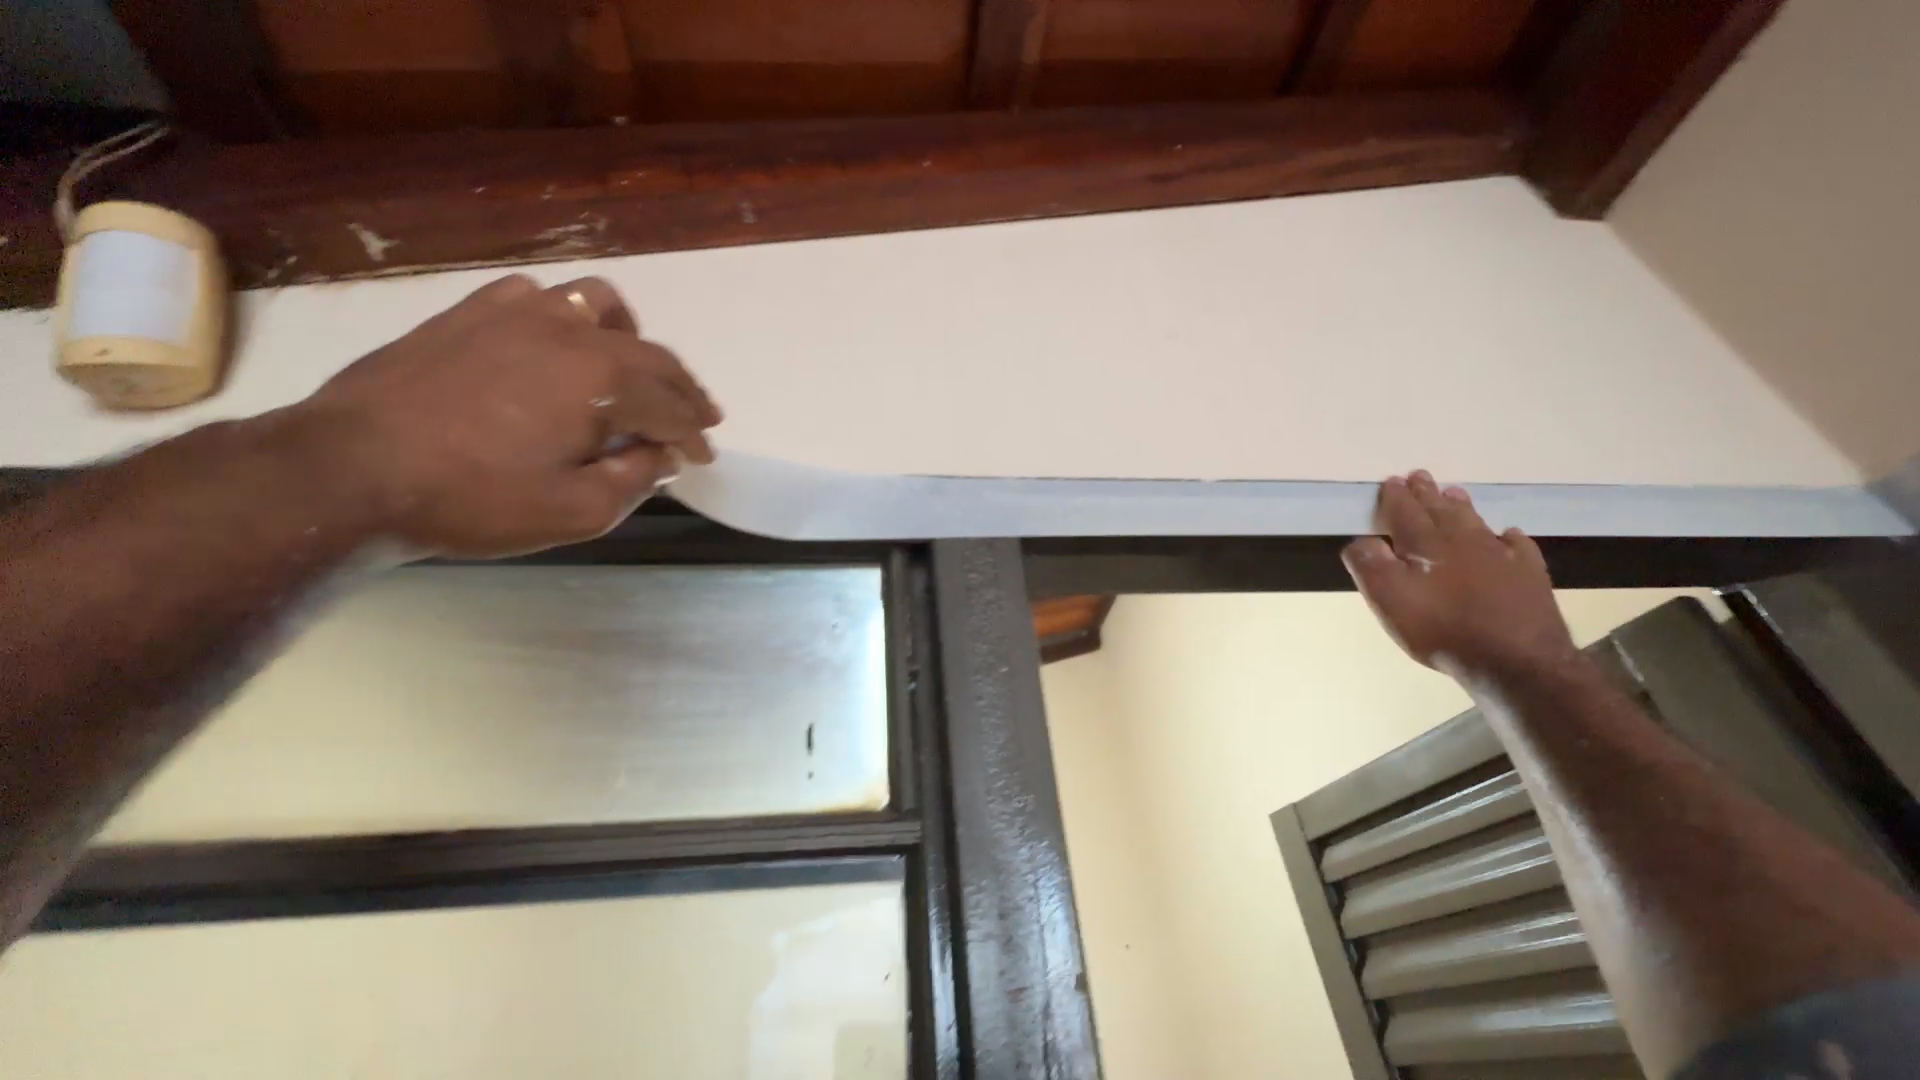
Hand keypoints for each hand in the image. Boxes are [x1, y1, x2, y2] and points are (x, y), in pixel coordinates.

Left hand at [292, 274, 721, 557]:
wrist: (351, 471)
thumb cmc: (474, 498)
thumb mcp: (576, 511)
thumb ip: (634, 479)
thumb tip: (660, 453)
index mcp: (602, 378)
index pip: (671, 404)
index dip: (694, 434)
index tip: (704, 457)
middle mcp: (569, 331)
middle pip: (649, 354)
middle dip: (680, 390)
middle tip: (693, 419)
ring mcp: (516, 313)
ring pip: (598, 306)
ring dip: (630, 341)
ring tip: (629, 371)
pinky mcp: (470, 312)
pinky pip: (536, 298)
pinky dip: (564, 320)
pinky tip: (554, 347)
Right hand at [1343, 470, 1576, 676]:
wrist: (1514, 659)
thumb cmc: (1441, 628)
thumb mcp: (1388, 598)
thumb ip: (1369, 564)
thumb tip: (1361, 539)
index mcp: (1424, 544)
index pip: (1405, 512)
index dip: (1396, 497)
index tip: (1390, 481)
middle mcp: (1461, 540)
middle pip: (1440, 510)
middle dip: (1426, 493)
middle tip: (1420, 476)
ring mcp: (1499, 555)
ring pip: (1475, 521)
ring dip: (1461, 506)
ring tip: (1454, 492)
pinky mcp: (1528, 574)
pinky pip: (1517, 545)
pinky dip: (1509, 537)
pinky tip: (1508, 535)